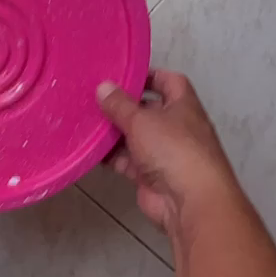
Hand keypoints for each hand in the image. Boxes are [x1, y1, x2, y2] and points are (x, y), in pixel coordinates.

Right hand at [97, 71, 243, 237]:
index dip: (148, 75)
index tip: (121, 75)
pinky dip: (111, 156)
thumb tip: (103, 86)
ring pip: (134, 136)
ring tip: (86, 121)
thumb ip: (119, 104)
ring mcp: (163, 153)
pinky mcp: (150, 176)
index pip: (169, 81)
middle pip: (147, 110)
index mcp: (184, 106)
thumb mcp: (142, 120)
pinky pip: (127, 160)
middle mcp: (176, 127)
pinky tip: (89, 149)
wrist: (189, 201)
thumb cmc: (173, 149)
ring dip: (113, 131)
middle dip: (123, 105)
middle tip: (94, 98)